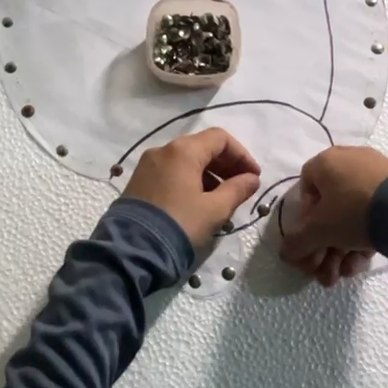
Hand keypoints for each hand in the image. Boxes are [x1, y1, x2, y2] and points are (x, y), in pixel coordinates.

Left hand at [123, 128, 261, 249]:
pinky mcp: (138, 181)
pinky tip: (198, 203)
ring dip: (209, 174)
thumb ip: (237, 190)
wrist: (133, 249)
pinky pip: (171, 172)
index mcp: (183, 151)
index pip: (220, 138)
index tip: (253, 177)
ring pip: (186, 161)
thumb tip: (252, 179)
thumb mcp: (215, 209)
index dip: (242, 155)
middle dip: (226, 165)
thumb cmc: (180, 224)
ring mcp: (147, 165)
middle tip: (242, 187)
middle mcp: (163, 150)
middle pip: (202, 147)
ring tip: (221, 199)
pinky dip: (189, 180)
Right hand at [279, 145, 387, 286]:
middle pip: (328, 211)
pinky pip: (373, 216)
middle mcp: (349, 162)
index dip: (304, 222)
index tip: (311, 244)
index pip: (305, 192)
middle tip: (325, 273)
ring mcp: (376, 175)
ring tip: (344, 275)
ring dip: (342, 250)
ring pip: (351, 217)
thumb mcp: (318, 231)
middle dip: (324, 247)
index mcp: (325, 162)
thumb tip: (285, 254)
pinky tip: (361, 264)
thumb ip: (296, 243)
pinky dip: (364, 239)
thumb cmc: (352, 211)